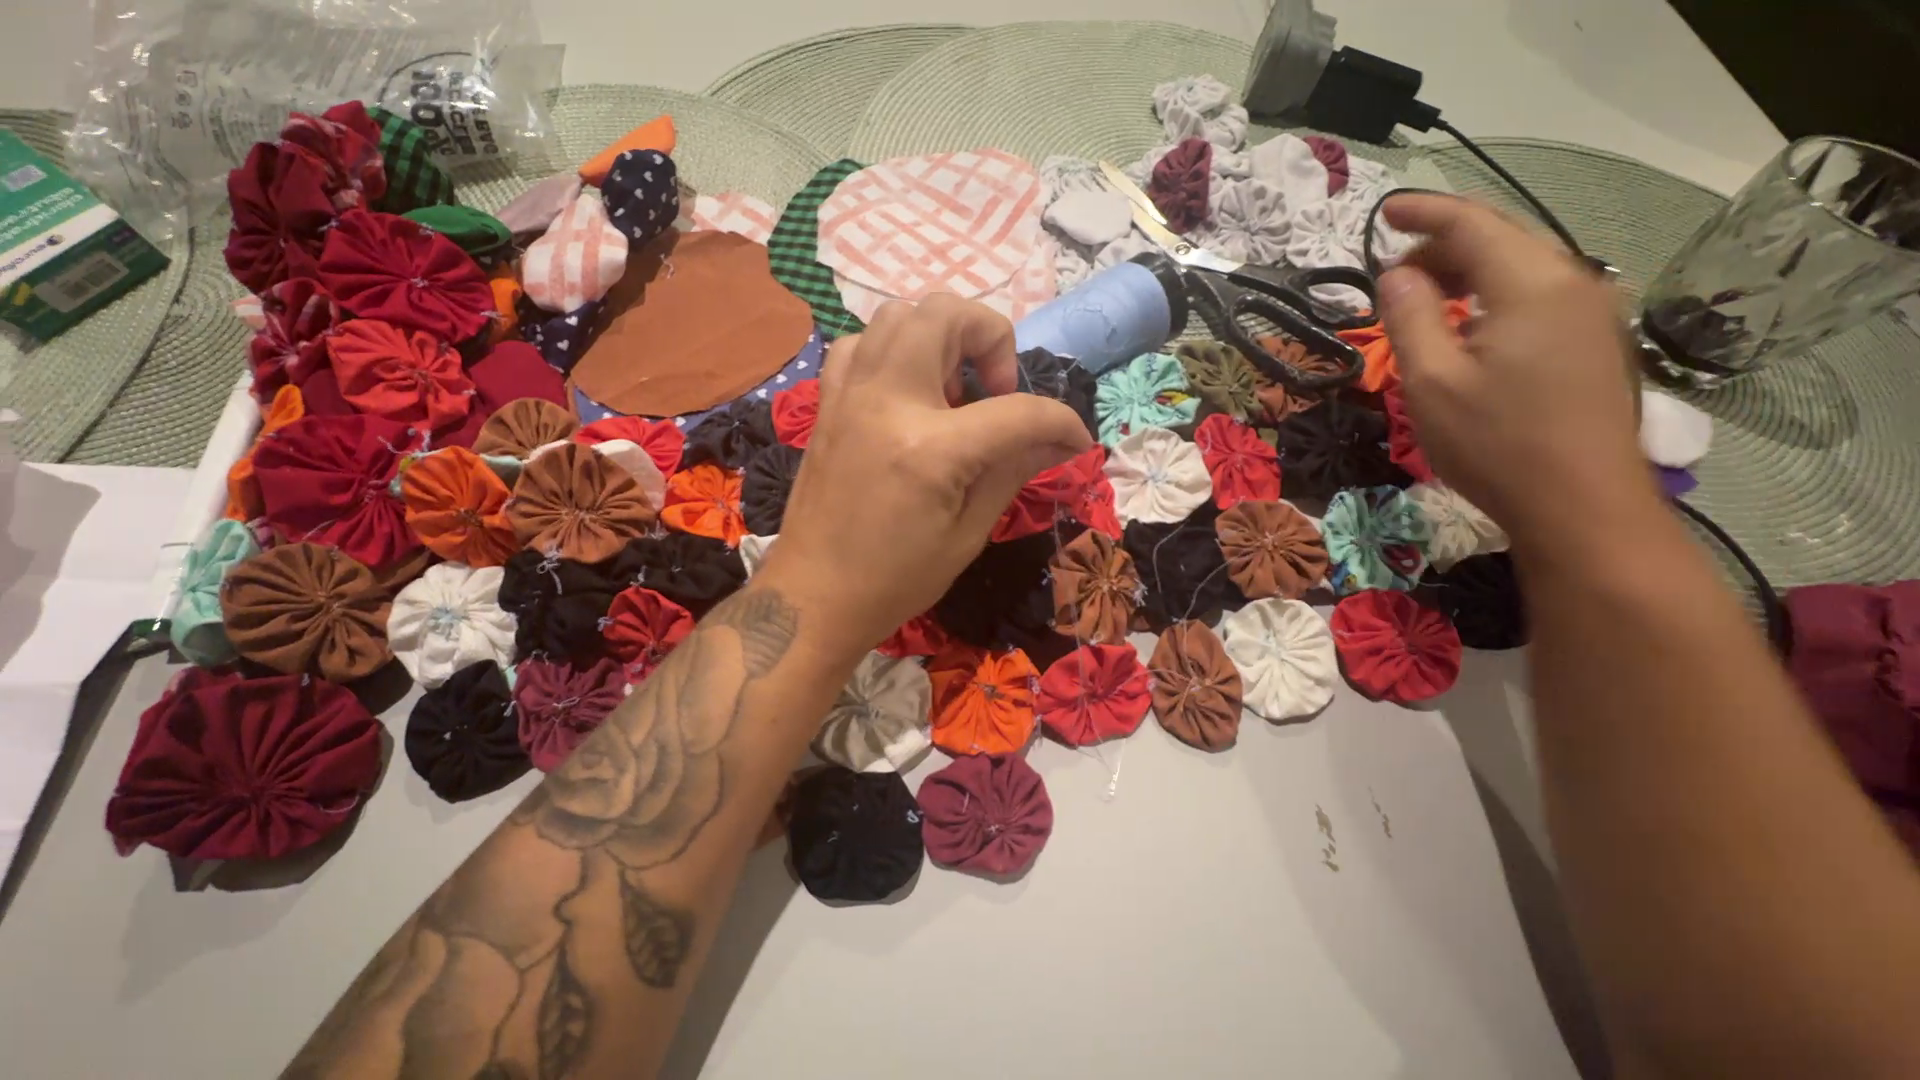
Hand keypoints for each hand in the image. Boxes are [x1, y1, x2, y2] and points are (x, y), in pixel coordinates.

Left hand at [756, 294, 1092, 656]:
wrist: (813, 596)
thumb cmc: (895, 580)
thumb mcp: (968, 535)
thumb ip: (1013, 471)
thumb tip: (1059, 440)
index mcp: (931, 449)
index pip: (1017, 410)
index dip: (1060, 422)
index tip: (1075, 440)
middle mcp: (887, 402)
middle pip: (947, 314)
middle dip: (991, 337)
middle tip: (997, 392)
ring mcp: (851, 395)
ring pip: (900, 313)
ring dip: (941, 336)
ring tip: (953, 391)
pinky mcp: (828, 402)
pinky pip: (861, 343)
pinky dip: (893, 350)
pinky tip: (908, 392)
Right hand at [1376, 194, 1659, 549]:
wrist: (1583, 507)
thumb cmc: (1497, 445)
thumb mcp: (1432, 383)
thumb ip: (1410, 318)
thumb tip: (1397, 274)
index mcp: (1532, 285)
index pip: (1473, 224)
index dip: (1424, 213)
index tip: (1383, 213)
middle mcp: (1574, 283)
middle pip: (1503, 239)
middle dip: (1444, 245)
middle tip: (1394, 275)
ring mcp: (1594, 313)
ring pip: (1524, 268)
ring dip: (1470, 272)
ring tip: (1425, 301)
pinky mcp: (1597, 342)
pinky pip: (1541, 296)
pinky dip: (1497, 295)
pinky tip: (1472, 328)